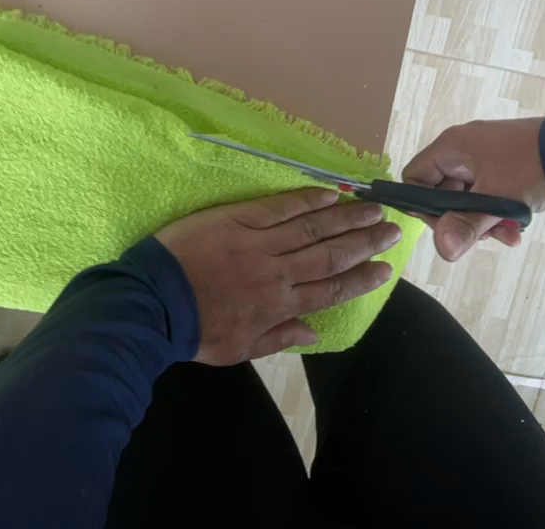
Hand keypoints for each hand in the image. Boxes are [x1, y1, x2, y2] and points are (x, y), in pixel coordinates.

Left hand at [155, 188, 400, 364]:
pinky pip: (281, 207)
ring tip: (374, 208)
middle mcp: (278, 272)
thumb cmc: (194, 329)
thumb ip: (278, 338)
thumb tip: (314, 333)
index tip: (386, 268)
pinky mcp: (240, 219)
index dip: (361, 278)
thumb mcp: (237, 350)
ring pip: (314, 227)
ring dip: (347, 217)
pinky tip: (331, 193)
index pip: (331, 289)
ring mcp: (261, 242)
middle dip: (366, 242)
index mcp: (279, 305)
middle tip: (393, 229)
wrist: (151, 304)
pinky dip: (308, 199)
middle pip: (331, 254)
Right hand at [400, 117, 544, 261]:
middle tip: (482, 237)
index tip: (445, 228)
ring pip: (469, 196)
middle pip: (443, 191)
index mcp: (452, 147)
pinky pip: (488, 191)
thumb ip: (466, 225)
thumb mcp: (496, 199)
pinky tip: (516, 228)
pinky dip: (497, 210)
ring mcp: (486, 155)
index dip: (423, 206)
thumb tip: (443, 250)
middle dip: (461, 219)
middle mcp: (464, 148)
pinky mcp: (506, 164)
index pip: (415, 177)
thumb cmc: (530, 167)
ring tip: (508, 235)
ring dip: (483, 219)